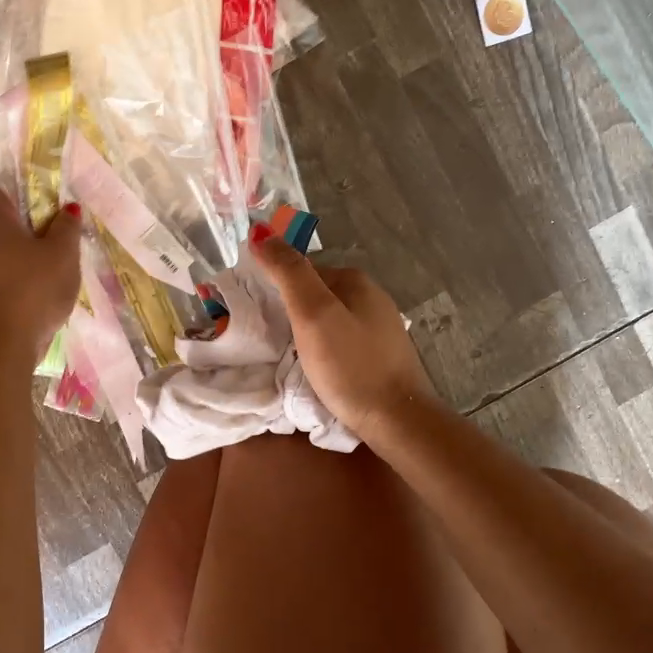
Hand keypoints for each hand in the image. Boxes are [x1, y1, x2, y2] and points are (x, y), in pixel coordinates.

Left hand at [0, 185, 80, 354]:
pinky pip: (18, 268)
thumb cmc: (34, 286)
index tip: (46, 176)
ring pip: (16, 245)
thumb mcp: (61, 252)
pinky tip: (56, 274)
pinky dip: (35, 265)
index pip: (3, 188)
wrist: (8, 341)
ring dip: (39, 242)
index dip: (22, 177)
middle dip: (37, 213)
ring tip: (68, 243)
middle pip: (11, 217)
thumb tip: (67, 209)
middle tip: (67, 212)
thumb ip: (66, 226)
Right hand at [249, 227, 435, 435]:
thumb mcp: (313, 314)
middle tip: (265, 338)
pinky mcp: (381, 356)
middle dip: (288, 311)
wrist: (398, 421)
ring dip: (304, 333)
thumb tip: (259, 231)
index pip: (301, 271)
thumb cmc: (351, 365)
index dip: (274, 288)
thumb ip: (287, 272)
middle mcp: (371, 297)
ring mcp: (379, 327)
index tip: (254, 313)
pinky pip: (340, 342)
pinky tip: (313, 369)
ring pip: (327, 320)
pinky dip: (322, 350)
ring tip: (283, 356)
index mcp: (355, 280)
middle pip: (315, 295)